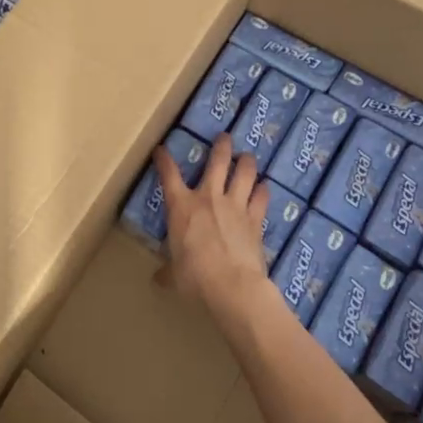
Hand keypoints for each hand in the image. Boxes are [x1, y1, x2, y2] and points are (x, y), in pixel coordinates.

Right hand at [155, 134, 272, 316]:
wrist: (232, 285)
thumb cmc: (194, 276)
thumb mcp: (174, 274)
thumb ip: (167, 272)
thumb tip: (158, 280)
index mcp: (181, 206)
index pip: (168, 175)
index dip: (163, 159)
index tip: (161, 149)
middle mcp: (207, 197)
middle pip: (217, 162)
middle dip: (221, 147)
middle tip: (225, 137)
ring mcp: (235, 206)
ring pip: (244, 174)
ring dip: (247, 162)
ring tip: (248, 156)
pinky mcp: (255, 220)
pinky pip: (261, 198)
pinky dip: (263, 191)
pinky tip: (265, 186)